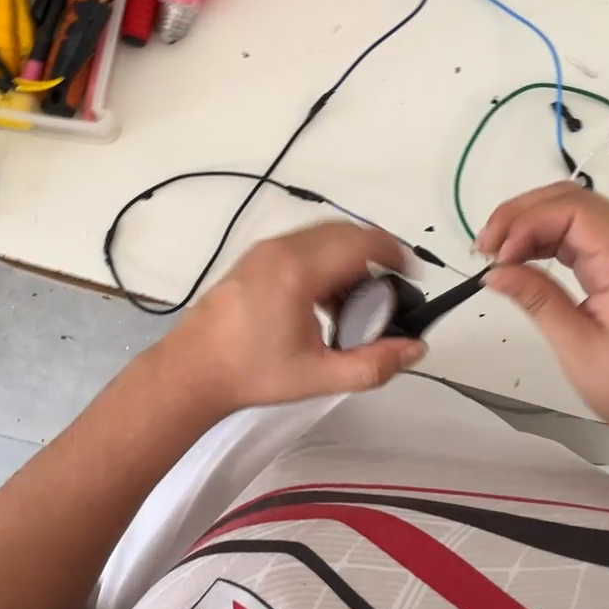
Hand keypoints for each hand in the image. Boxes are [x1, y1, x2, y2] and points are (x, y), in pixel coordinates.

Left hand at [157, 222, 428, 415]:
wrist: (193, 369)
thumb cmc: (254, 373)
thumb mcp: (319, 376)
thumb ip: (373, 364)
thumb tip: (416, 349)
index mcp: (299, 271)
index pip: (360, 243)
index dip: (393, 253)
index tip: (410, 276)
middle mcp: (282, 249)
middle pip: (343, 232)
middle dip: (373, 254)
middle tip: (387, 291)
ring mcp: (264, 249)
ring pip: (321, 235)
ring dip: (347, 256)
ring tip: (356, 298)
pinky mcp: (253, 257)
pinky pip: (301, 243)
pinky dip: (324, 258)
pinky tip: (324, 298)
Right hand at [476, 182, 608, 450]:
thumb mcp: (580, 350)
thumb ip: (538, 301)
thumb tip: (492, 273)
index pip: (574, 211)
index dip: (527, 223)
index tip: (496, 259)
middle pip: (572, 200)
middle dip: (522, 214)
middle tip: (485, 248)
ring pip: (574, 211)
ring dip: (530, 223)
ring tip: (496, 253)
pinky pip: (580, 234)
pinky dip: (545, 238)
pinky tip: (521, 259)